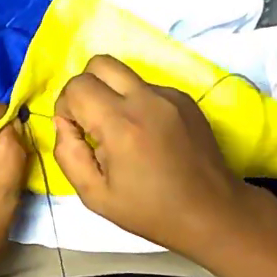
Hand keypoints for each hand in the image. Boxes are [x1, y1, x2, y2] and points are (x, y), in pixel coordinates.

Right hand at [53, 55, 276, 260]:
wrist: (212, 212)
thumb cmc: (150, 210)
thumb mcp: (94, 195)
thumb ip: (67, 154)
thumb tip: (64, 124)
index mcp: (122, 125)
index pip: (77, 87)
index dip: (66, 107)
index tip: (75, 133)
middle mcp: (147, 100)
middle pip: (99, 63)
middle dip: (85, 88)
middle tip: (90, 121)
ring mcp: (170, 96)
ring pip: (124, 74)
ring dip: (111, 95)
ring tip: (120, 132)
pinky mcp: (185, 99)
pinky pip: (146, 88)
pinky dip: (135, 104)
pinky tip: (146, 136)